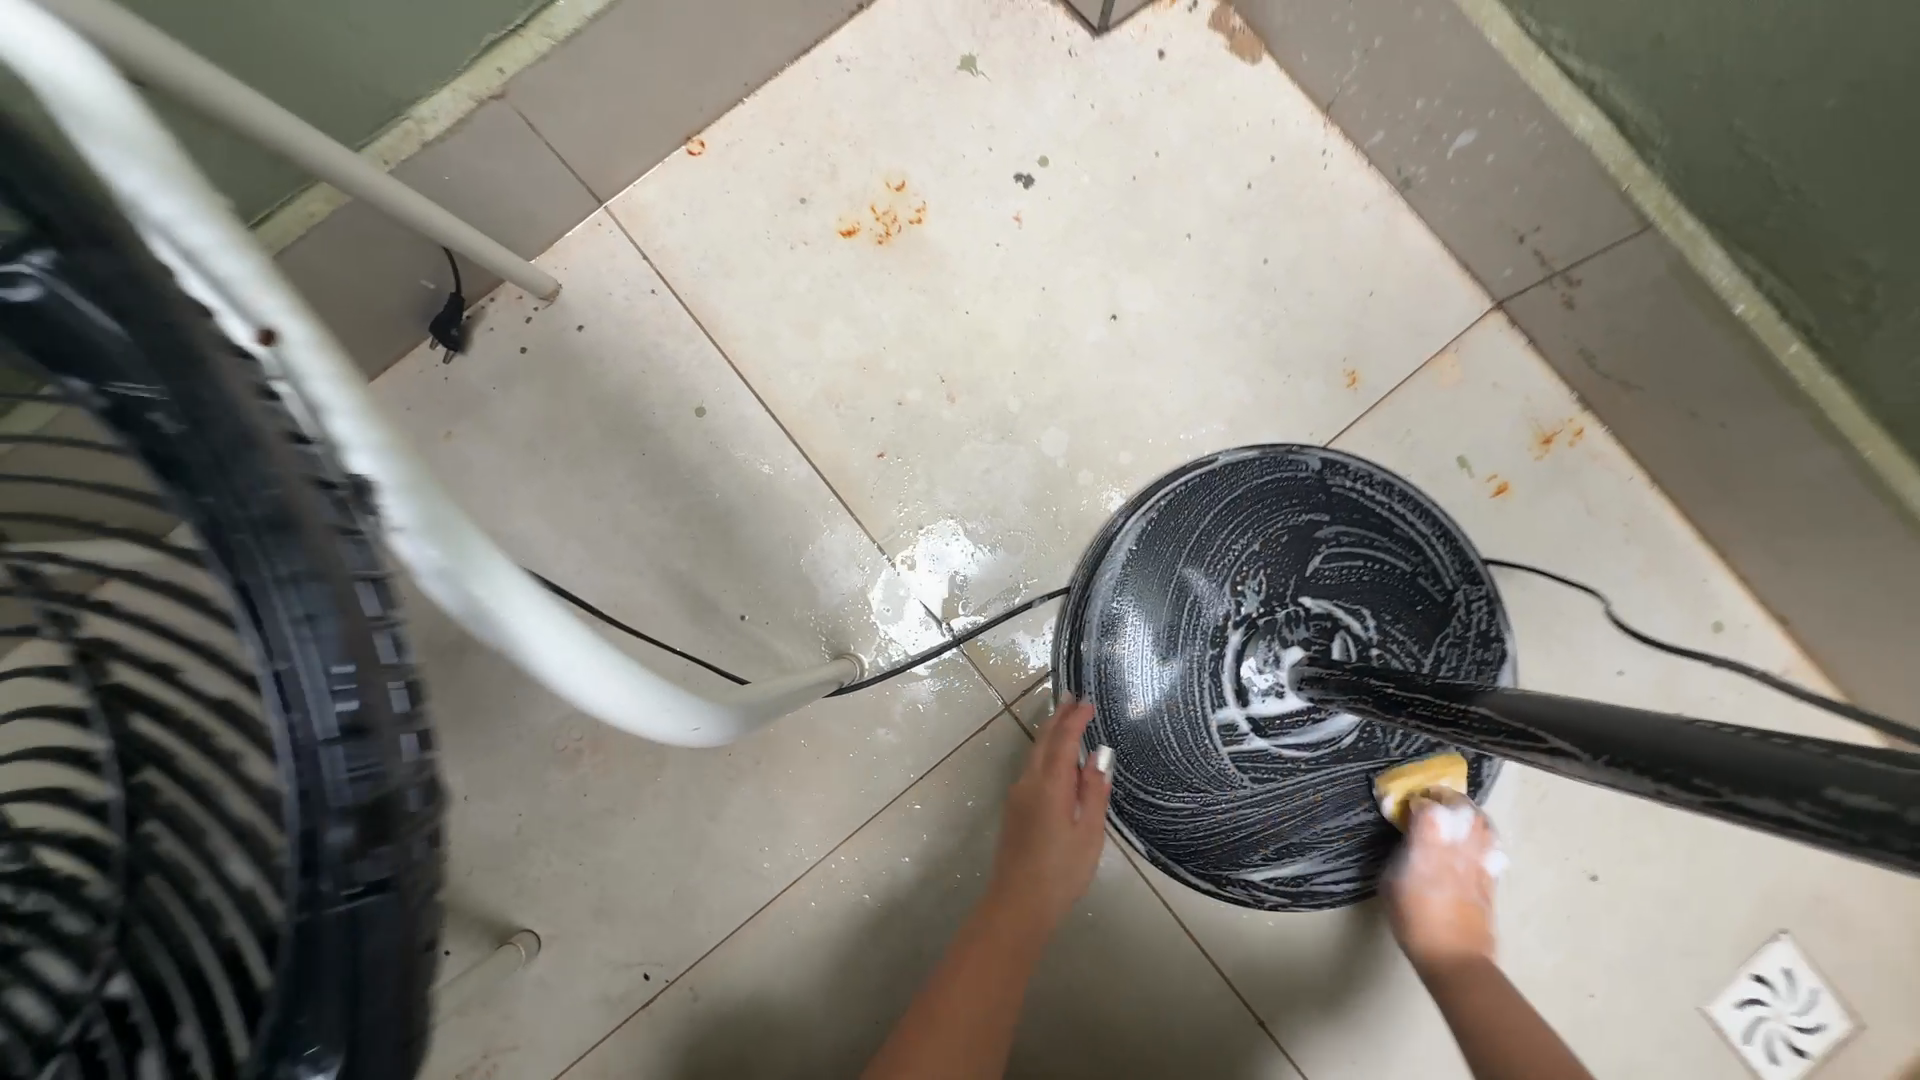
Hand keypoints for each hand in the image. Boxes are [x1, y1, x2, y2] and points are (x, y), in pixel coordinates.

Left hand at [985, 695, 1113, 934]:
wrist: (1018, 903)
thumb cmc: (1061, 872)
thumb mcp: (1089, 833)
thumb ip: (1093, 792)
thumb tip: (1097, 759)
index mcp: (1050, 785)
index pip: (1064, 740)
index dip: (1076, 718)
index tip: (1087, 702)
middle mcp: (1029, 782)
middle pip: (1043, 741)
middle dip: (1058, 717)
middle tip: (1072, 697)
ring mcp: (1018, 795)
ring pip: (1035, 754)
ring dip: (1050, 734)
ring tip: (1065, 719)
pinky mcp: (1014, 808)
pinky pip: (1031, 769)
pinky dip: (1045, 754)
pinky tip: (1056, 760)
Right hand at [1384, 788, 1501, 973]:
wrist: (1455, 957)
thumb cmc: (1412, 920)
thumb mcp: (1390, 881)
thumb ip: (1402, 854)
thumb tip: (1410, 841)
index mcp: (1428, 848)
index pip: (1431, 807)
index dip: (1420, 799)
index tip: (1409, 803)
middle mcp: (1458, 849)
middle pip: (1465, 809)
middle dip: (1450, 797)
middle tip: (1435, 798)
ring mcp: (1479, 864)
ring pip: (1484, 825)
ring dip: (1471, 813)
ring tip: (1458, 814)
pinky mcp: (1492, 880)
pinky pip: (1493, 847)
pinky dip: (1484, 835)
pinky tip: (1474, 840)